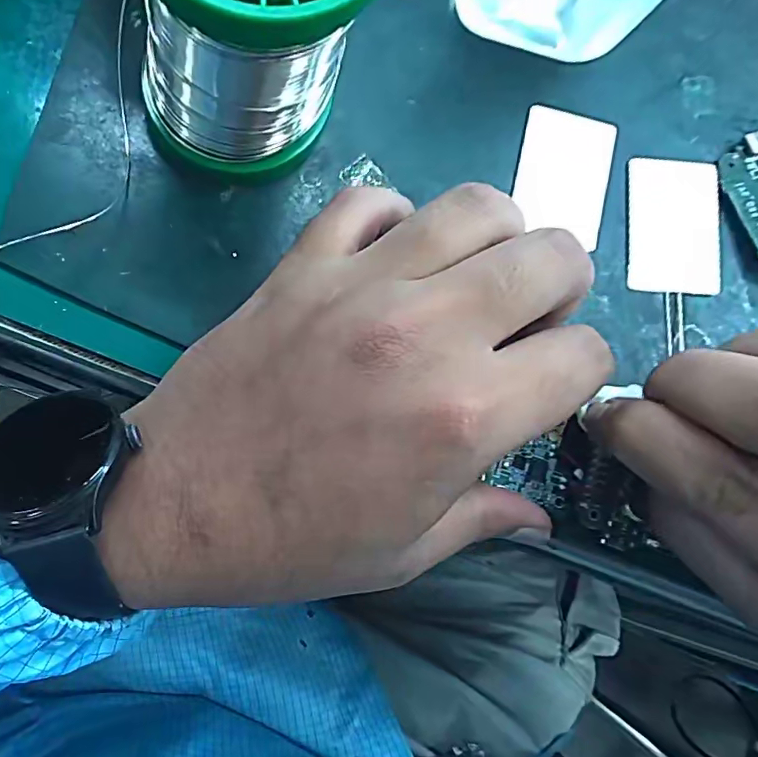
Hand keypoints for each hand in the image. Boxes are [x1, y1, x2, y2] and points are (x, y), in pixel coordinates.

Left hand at [97, 184, 611, 610]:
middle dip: (559, 288)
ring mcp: (357, 288)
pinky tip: (387, 255)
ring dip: (494, 237)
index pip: (584, 354)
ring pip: (474, 206)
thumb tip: (535, 516)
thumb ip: (480, 520)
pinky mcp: (298, 270)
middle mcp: (426, 333)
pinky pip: (366, 201)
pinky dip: (392, 215)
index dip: (578, 373)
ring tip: (467, 278)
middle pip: (552, 255)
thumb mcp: (397, 555)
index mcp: (465, 415)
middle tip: (520, 324)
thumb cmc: (286, 543)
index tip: (543, 390)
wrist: (173, 503)